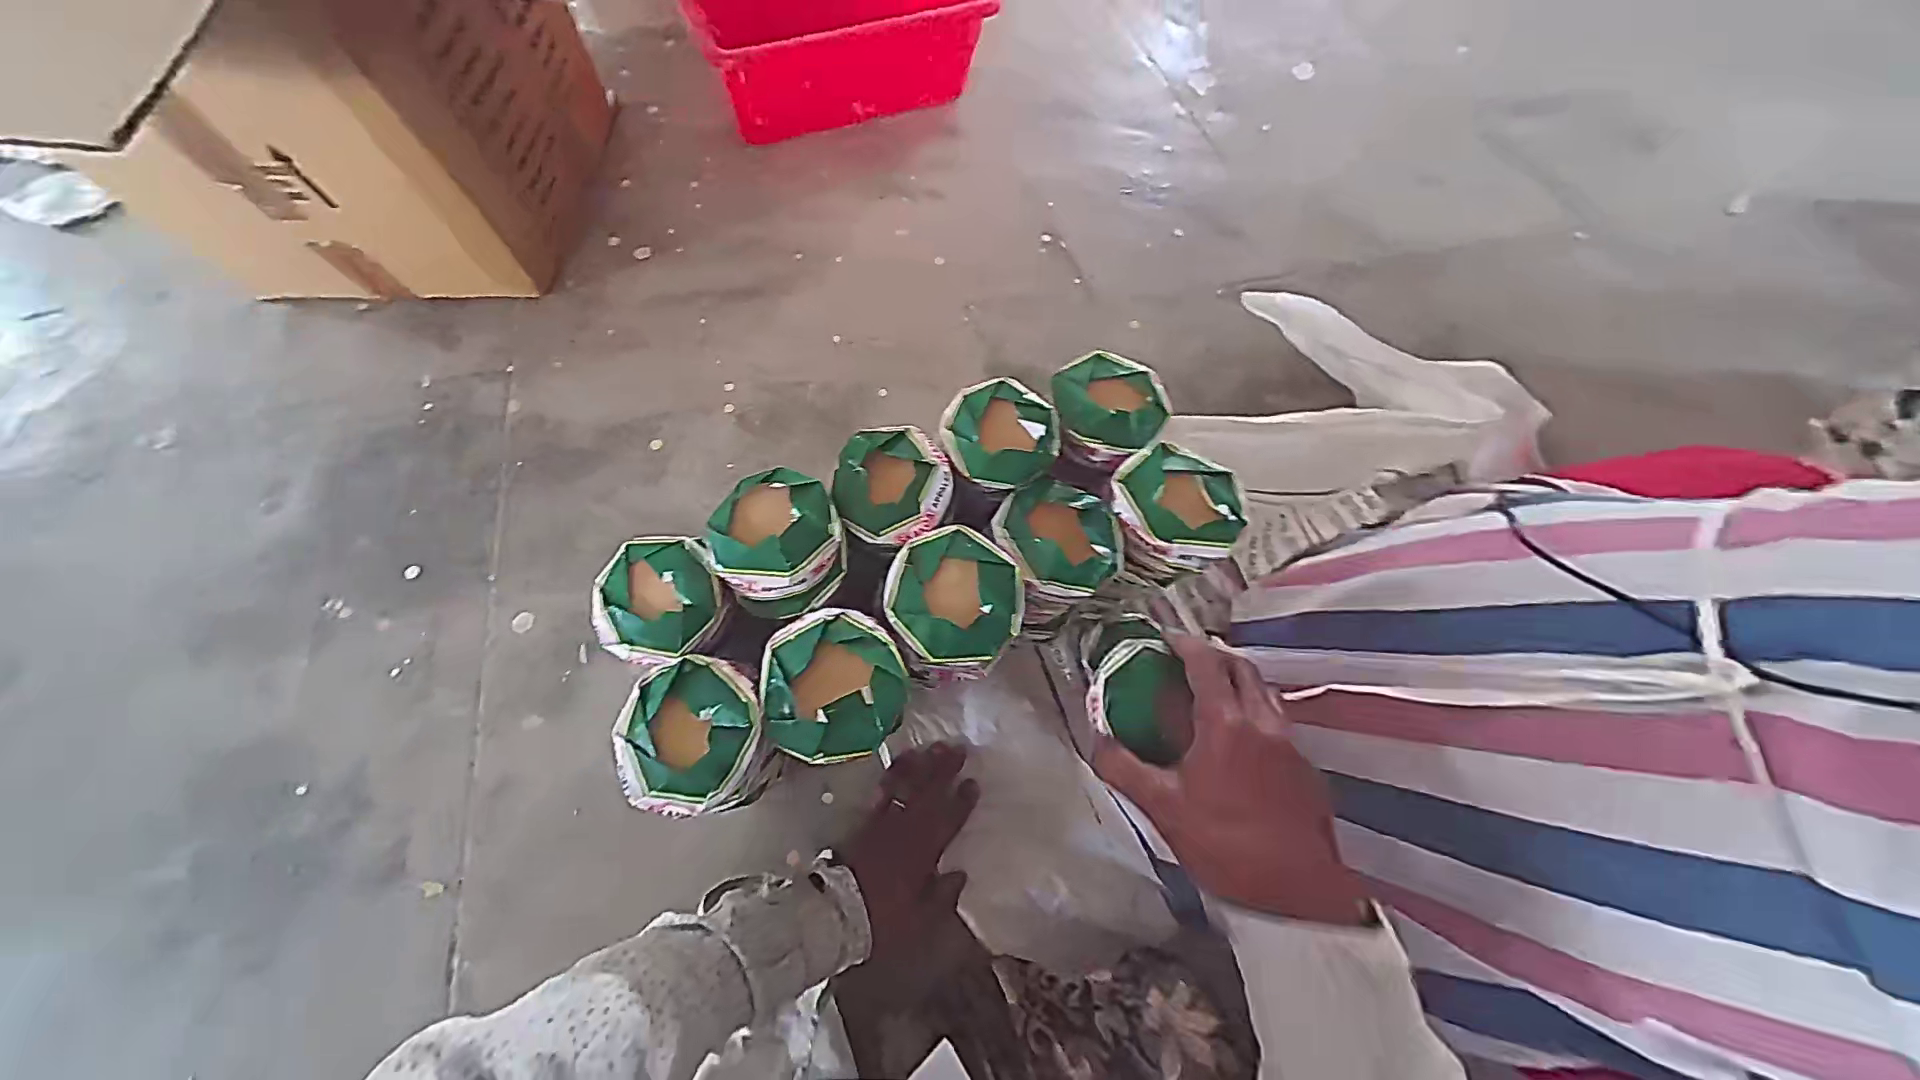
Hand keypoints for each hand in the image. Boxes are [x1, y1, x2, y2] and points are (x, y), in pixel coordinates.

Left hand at [839, 742, 980, 997]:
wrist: (839, 913)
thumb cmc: (883, 918)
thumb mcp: (920, 917)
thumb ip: (942, 894)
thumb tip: (960, 873)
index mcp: (924, 853)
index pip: (948, 820)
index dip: (962, 801)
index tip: (973, 782)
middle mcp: (907, 831)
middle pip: (929, 794)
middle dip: (945, 770)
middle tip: (958, 748)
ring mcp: (886, 823)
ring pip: (907, 787)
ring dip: (921, 765)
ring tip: (933, 747)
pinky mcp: (868, 822)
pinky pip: (883, 792)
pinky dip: (892, 775)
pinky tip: (900, 761)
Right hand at [1093, 634, 1372, 925]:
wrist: (1298, 894)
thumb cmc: (1225, 845)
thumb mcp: (1163, 807)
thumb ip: (1123, 768)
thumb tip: (1096, 740)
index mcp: (1226, 724)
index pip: (1206, 665)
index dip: (1184, 645)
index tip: (1165, 640)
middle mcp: (1263, 723)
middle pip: (1241, 668)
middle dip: (1212, 655)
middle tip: (1186, 660)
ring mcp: (1291, 744)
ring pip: (1263, 692)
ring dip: (1236, 680)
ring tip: (1210, 693)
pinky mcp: (1305, 768)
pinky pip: (1277, 719)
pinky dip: (1253, 709)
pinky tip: (1238, 738)